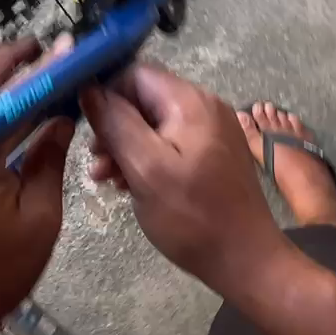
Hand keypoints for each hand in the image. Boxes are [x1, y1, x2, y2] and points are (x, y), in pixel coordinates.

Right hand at [80, 63, 288, 295]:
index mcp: (190, 100)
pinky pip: (171, 142)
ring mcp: (211, 130)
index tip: (88, 127)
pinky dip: (148, 157)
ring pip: (155, 123)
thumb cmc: (192, 215)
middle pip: (145, 99)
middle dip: (114, 126)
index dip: (106, 94)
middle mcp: (204, 105)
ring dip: (127, 146)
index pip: (136, 73)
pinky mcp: (213, 153)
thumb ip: (115, 123)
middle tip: (96, 162)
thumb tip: (89, 89)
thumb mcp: (145, 167)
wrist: (247, 261)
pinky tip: (131, 184)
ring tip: (107, 178)